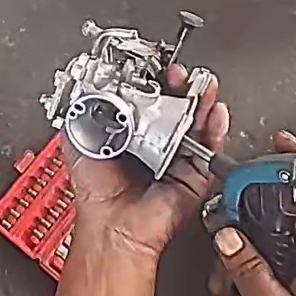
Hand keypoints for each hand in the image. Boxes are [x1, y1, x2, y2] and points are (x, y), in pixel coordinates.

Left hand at [68, 66, 229, 263]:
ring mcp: (178, 158)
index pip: (148, 100)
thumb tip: (92, 87)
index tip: (154, 71)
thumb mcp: (78, 140)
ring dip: (202, 101)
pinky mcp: (195, 175)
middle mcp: (156, 145)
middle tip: (179, 74)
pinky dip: (217, 128)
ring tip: (203, 84)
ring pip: (197, 123)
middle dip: (181, 88)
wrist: (113, 224)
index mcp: (130, 135)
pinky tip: (216, 111)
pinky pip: (211, 148)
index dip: (153, 83)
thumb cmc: (95, 192)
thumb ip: (85, 112)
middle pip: (177, 108)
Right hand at [210, 132, 295, 295]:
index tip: (276, 143)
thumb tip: (229, 238)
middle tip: (233, 199)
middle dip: (264, 197)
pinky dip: (268, 253)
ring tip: (231, 246)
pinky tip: (249, 273)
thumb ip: (253, 278)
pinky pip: (294, 253)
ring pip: (293, 231)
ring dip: (261, 231)